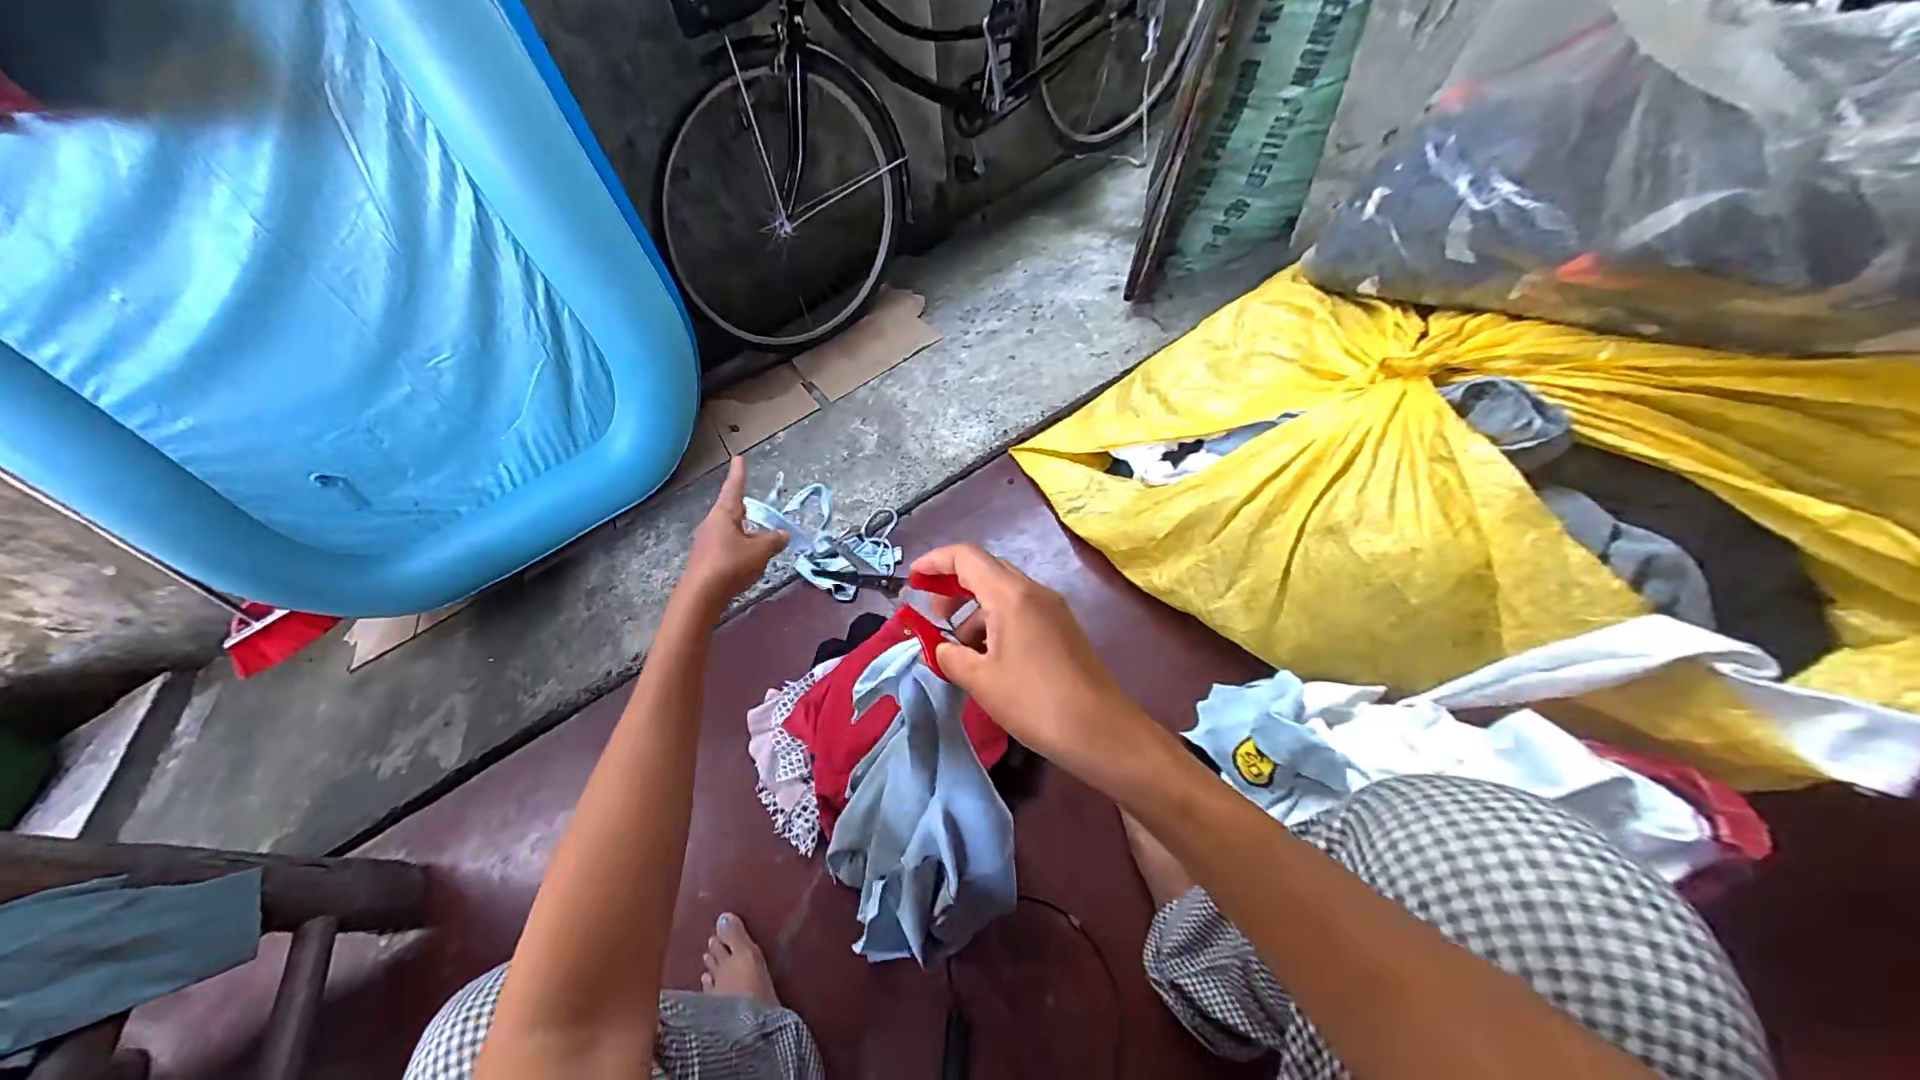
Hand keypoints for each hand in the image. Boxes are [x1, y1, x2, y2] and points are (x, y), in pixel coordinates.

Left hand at [683, 457, 787, 604]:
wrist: (701, 595)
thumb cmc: (731, 564)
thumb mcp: (760, 551)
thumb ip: (774, 540)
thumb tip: (783, 534)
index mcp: (724, 514)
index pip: (734, 488)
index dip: (739, 474)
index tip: (738, 458)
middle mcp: (711, 523)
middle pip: (730, 511)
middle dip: (744, 509)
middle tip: (753, 505)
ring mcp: (705, 542)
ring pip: (728, 530)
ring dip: (743, 532)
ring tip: (758, 540)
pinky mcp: (704, 559)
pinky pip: (725, 546)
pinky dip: (738, 548)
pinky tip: (746, 560)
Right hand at [911, 544, 1154, 765]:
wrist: (1100, 730)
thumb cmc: (1035, 701)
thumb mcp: (981, 680)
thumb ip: (951, 656)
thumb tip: (942, 648)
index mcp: (1011, 595)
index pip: (966, 557)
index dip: (935, 562)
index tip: (912, 579)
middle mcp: (1034, 592)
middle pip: (985, 571)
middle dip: (952, 588)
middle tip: (932, 617)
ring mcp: (1052, 609)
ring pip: (1003, 595)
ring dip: (974, 613)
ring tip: (958, 651)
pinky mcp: (1062, 629)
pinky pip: (1020, 612)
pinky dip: (995, 625)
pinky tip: (987, 660)